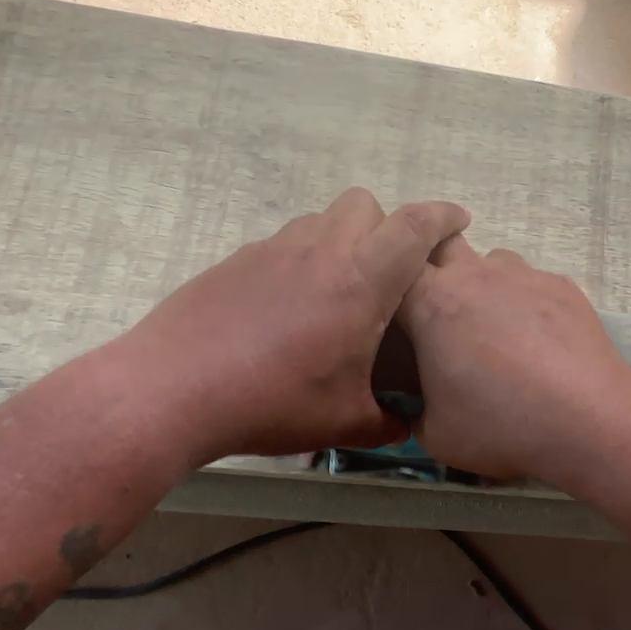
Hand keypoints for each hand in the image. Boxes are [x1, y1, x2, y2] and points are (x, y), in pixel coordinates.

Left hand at [113, 188, 468, 461]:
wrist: (170, 391)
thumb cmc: (272, 403)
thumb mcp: (343, 423)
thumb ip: (385, 421)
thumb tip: (403, 426)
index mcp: (361, 281)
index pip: (414, 226)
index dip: (444, 216)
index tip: (460, 219)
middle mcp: (320, 251)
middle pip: (364, 203)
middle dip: (387, 224)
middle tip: (391, 268)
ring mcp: (272, 250)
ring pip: (320, 219)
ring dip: (343, 239)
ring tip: (339, 289)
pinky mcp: (235, 261)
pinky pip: (283, 244)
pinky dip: (301, 261)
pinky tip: (288, 309)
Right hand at [396, 236, 630, 480]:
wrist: (588, 418)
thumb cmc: (501, 425)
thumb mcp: (436, 434)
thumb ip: (414, 410)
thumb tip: (414, 408)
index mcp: (432, 302)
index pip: (393, 266)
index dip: (387, 279)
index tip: (390, 302)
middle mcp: (476, 275)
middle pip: (442, 242)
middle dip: (435, 263)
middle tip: (439, 307)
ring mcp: (524, 275)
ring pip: (492, 262)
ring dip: (485, 285)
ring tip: (496, 331)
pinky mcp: (563, 285)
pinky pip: (533, 284)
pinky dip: (527, 304)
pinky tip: (539, 342)